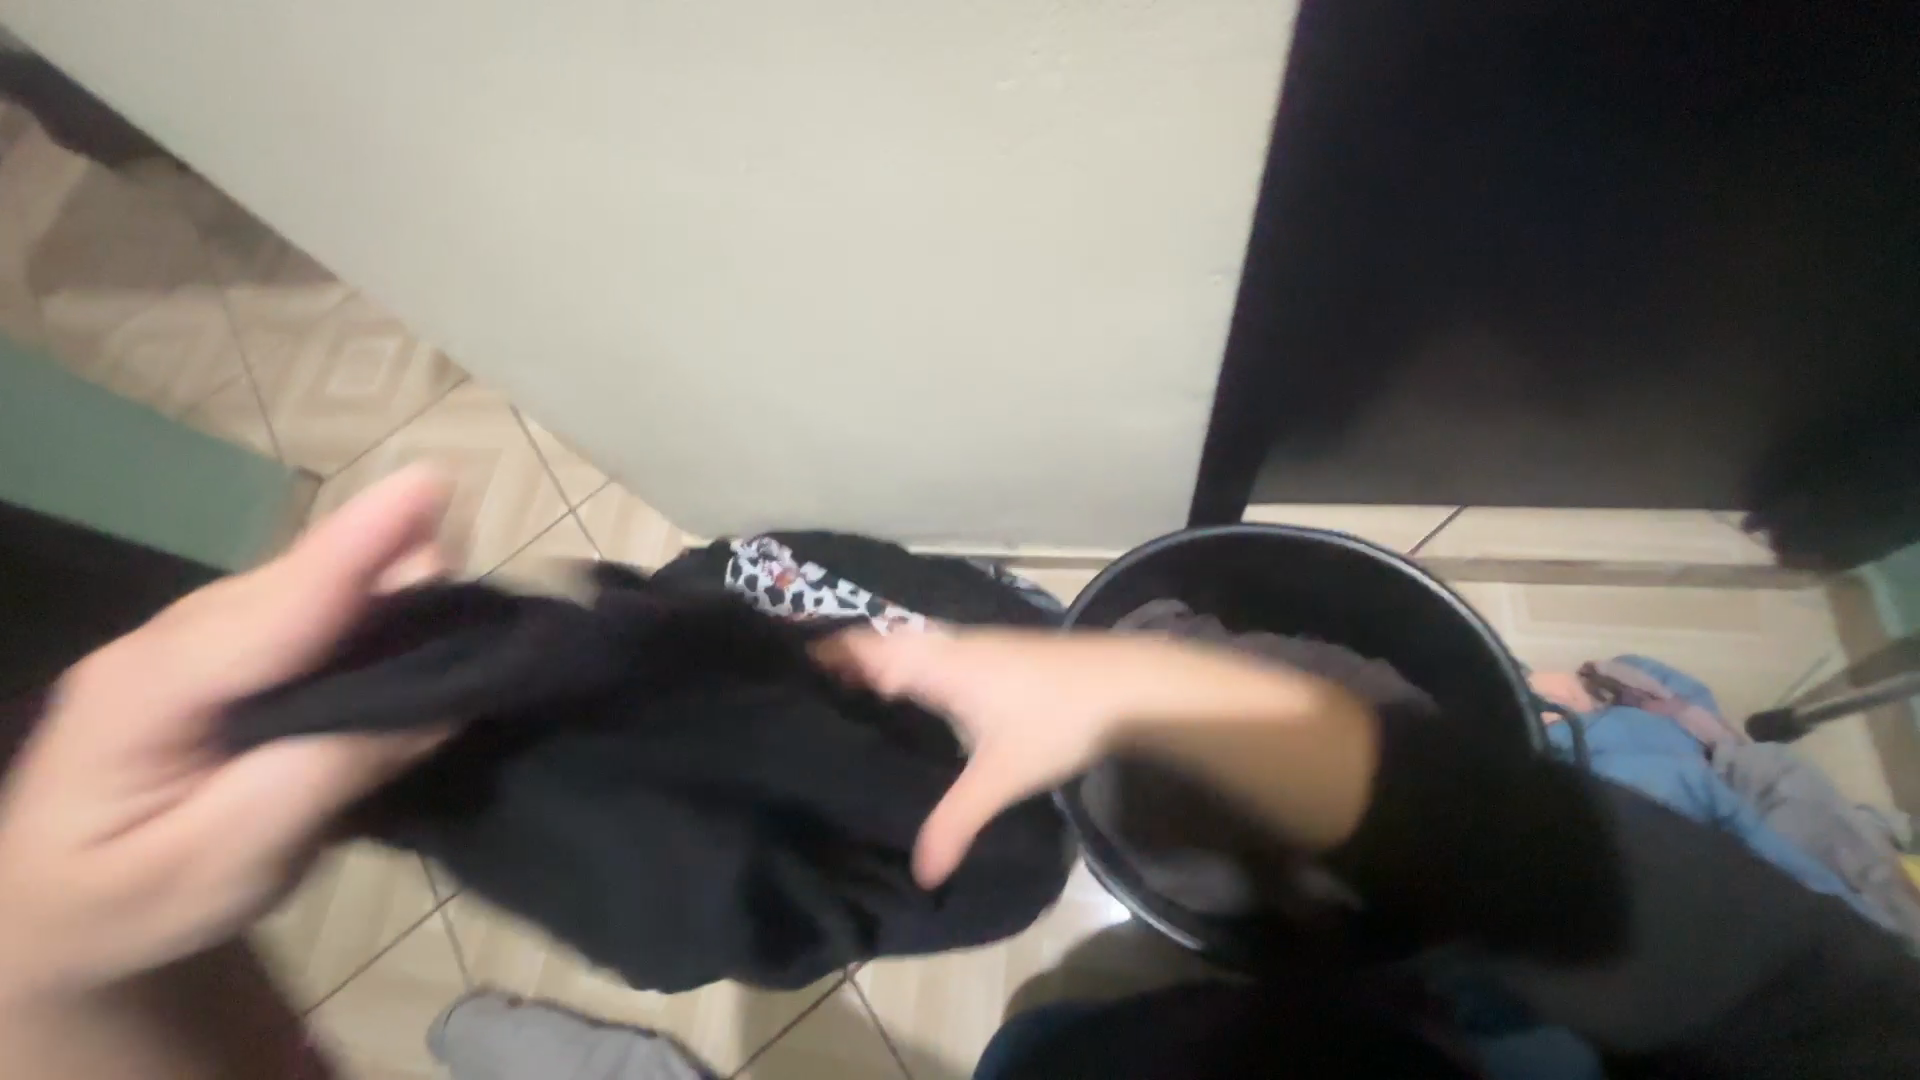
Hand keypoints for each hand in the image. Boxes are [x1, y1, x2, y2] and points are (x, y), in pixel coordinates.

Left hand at [0, 465, 454, 999]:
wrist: (64, 921)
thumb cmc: (136, 904)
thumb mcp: (232, 861)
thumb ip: (329, 772)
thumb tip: (442, 700)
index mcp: (148, 694)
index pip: (276, 606)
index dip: (357, 543)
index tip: (430, 482)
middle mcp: (172, 643)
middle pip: (305, 580)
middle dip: (393, 563)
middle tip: (476, 609)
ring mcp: (199, 638)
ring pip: (315, 584)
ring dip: (391, 584)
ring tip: (452, 621)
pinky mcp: (231, 647)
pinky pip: (316, 602)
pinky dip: (374, 602)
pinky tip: (404, 627)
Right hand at [815, 630, 1322, 887]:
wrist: (1127, 684)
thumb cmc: (1056, 721)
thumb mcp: (1001, 777)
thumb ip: (956, 823)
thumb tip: (921, 875)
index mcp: (937, 665)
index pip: (865, 648)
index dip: (826, 654)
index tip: (786, 674)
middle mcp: (949, 645)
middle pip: (882, 644)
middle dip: (845, 664)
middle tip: (805, 699)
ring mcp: (976, 644)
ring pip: (910, 646)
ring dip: (879, 665)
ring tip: (848, 702)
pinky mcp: (996, 652)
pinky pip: (933, 653)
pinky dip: (909, 668)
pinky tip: (913, 701)